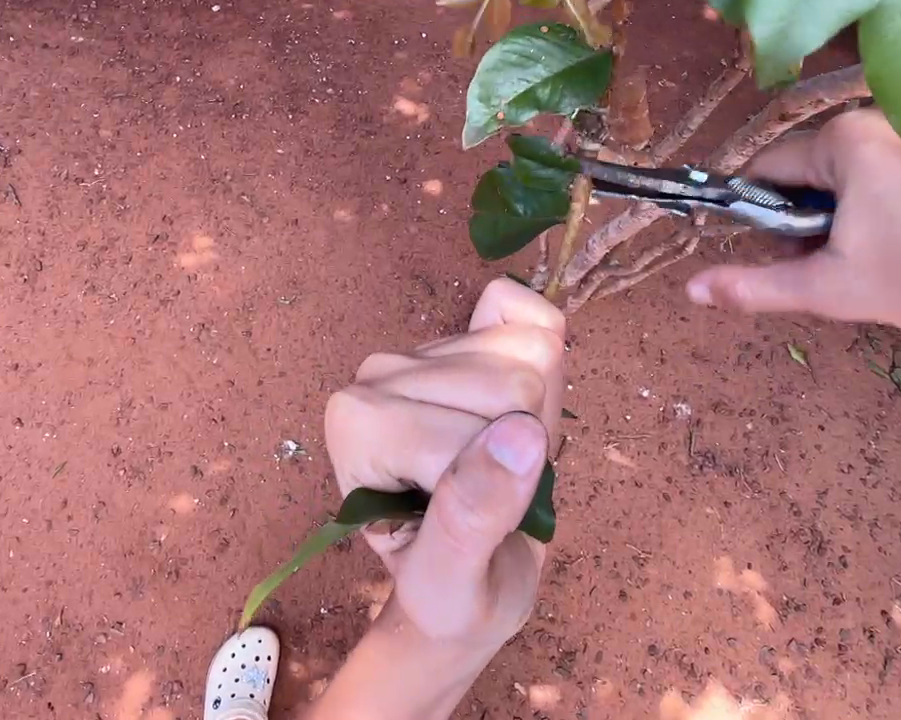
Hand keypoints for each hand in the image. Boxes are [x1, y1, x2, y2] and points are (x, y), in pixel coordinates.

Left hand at [323, 277, 564, 654]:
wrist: (464, 585)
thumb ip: (471, 517)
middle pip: (507, 383)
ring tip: (500, 461)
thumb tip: (518, 434)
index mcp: (355, 424)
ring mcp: (421, 346)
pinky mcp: (462, 331)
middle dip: (521, 447)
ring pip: (528, 353)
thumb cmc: (451, 592)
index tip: (475, 524)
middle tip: (496, 491)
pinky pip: (524, 307)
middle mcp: (377, 371)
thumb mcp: (452, 586)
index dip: (496, 490)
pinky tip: (517, 400)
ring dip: (536, 416)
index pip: (470, 434)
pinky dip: (545, 350)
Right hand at [686, 109, 900, 410]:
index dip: (768, 215)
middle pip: (825, 165)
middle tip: (859, 266)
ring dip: (874, 205)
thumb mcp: (840, 290)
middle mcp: (894, 109)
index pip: (770, 167)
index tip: (793, 255)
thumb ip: (759, 285)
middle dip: (825, 213)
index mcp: (847, 136)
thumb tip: (690, 291)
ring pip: (878, 165)